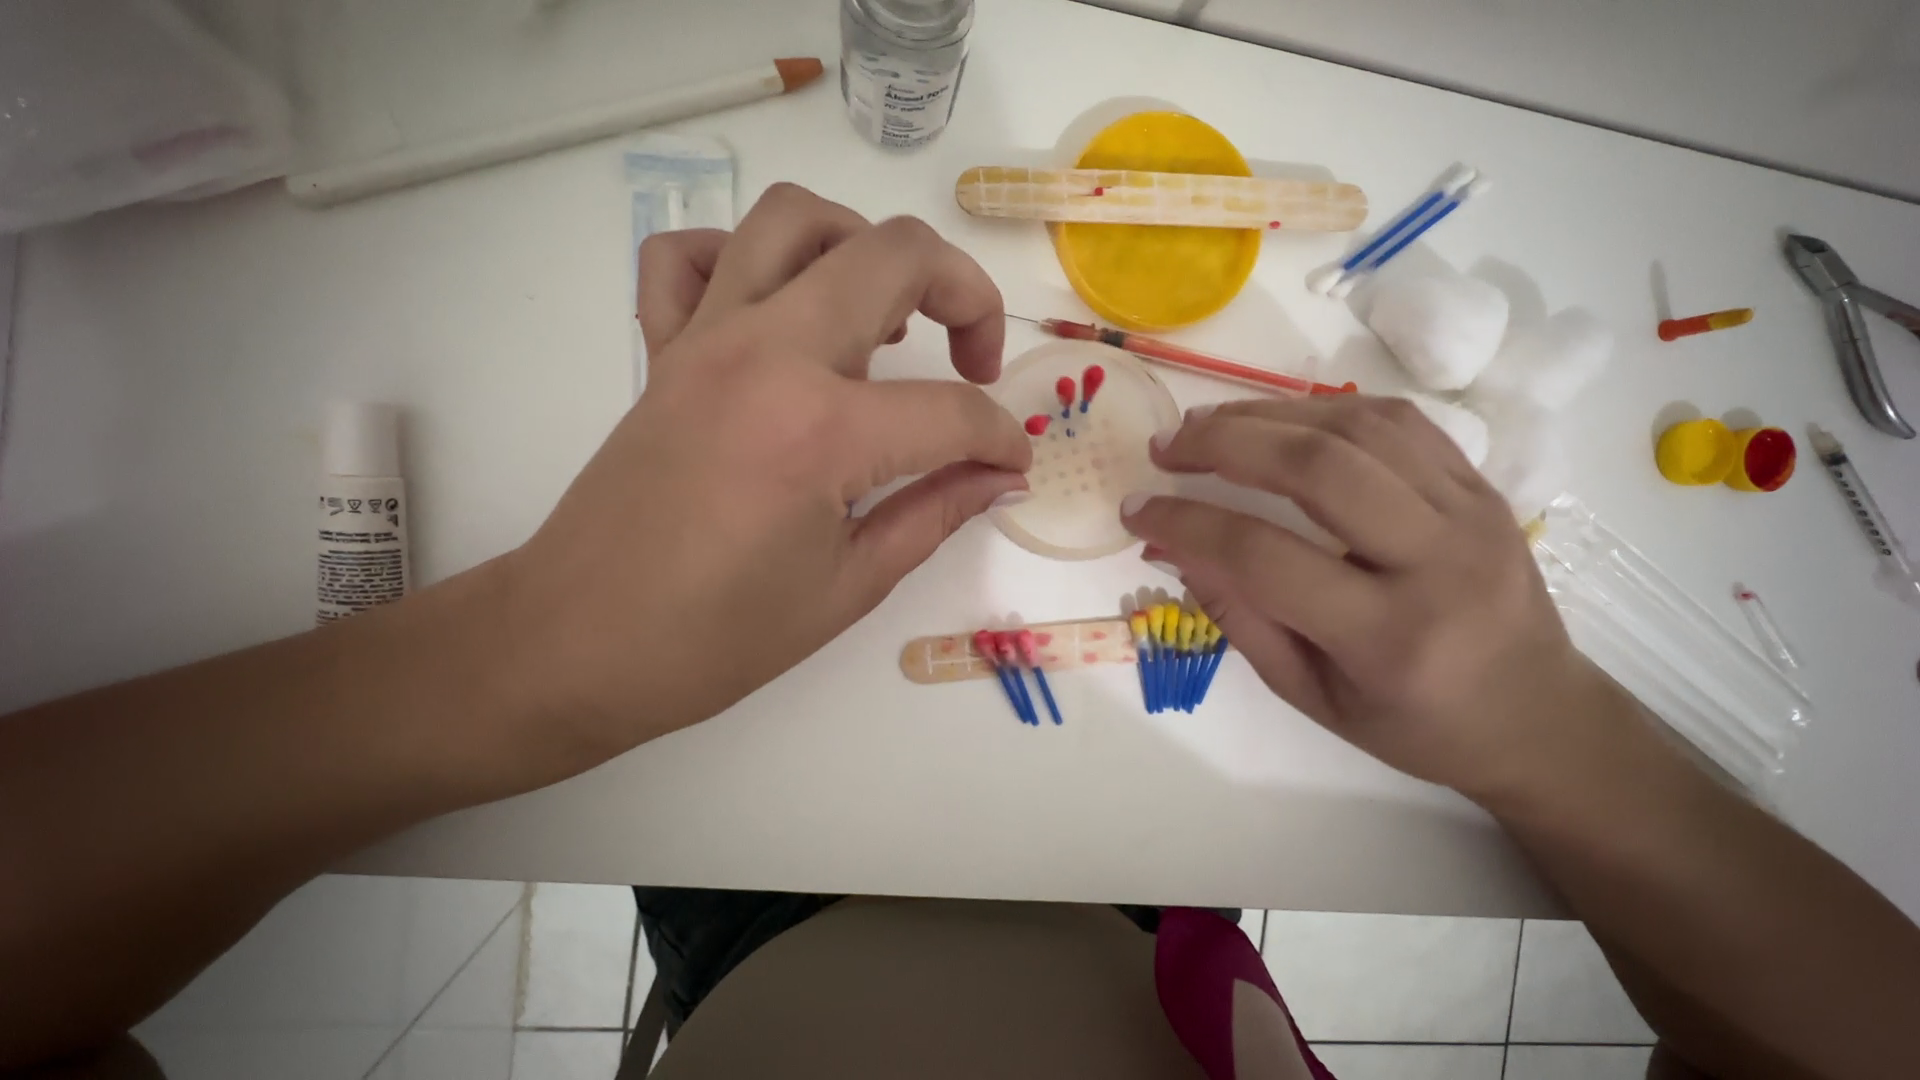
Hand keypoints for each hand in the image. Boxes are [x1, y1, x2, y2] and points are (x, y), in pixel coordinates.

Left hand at [497, 184, 1030, 776]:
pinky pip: (688, 256)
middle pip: (893, 256)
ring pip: (794, 219)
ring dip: (862, 246)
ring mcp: (704, 338)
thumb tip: (1001, 476)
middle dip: (965, 294)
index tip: (1011, 462)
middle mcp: (766, 355)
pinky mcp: (661, 349)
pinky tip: (777, 309)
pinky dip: (740, 256)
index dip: (1000, 437)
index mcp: (820, 431)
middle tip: (975, 362)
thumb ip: (936, 514)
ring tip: (886, 317)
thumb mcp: (850, 587)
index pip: (951, 411)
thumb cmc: (717, 638)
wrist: (577, 644)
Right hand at [1121, 395, 1627, 802]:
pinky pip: (1397, 420)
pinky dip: (1324, 407)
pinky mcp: (1481, 485)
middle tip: (1167, 446)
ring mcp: (1470, 512)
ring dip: (1268, 414)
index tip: (1136, 510)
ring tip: (1208, 425)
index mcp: (1390, 636)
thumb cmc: (1415, 723)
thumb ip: (1241, 619)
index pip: (1265, 557)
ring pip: (1359, 427)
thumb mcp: (1311, 696)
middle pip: (1320, 467)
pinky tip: (1279, 420)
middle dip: (1226, 443)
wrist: (1538, 715)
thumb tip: (1177, 548)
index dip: (1187, 524)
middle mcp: (1438, 561)